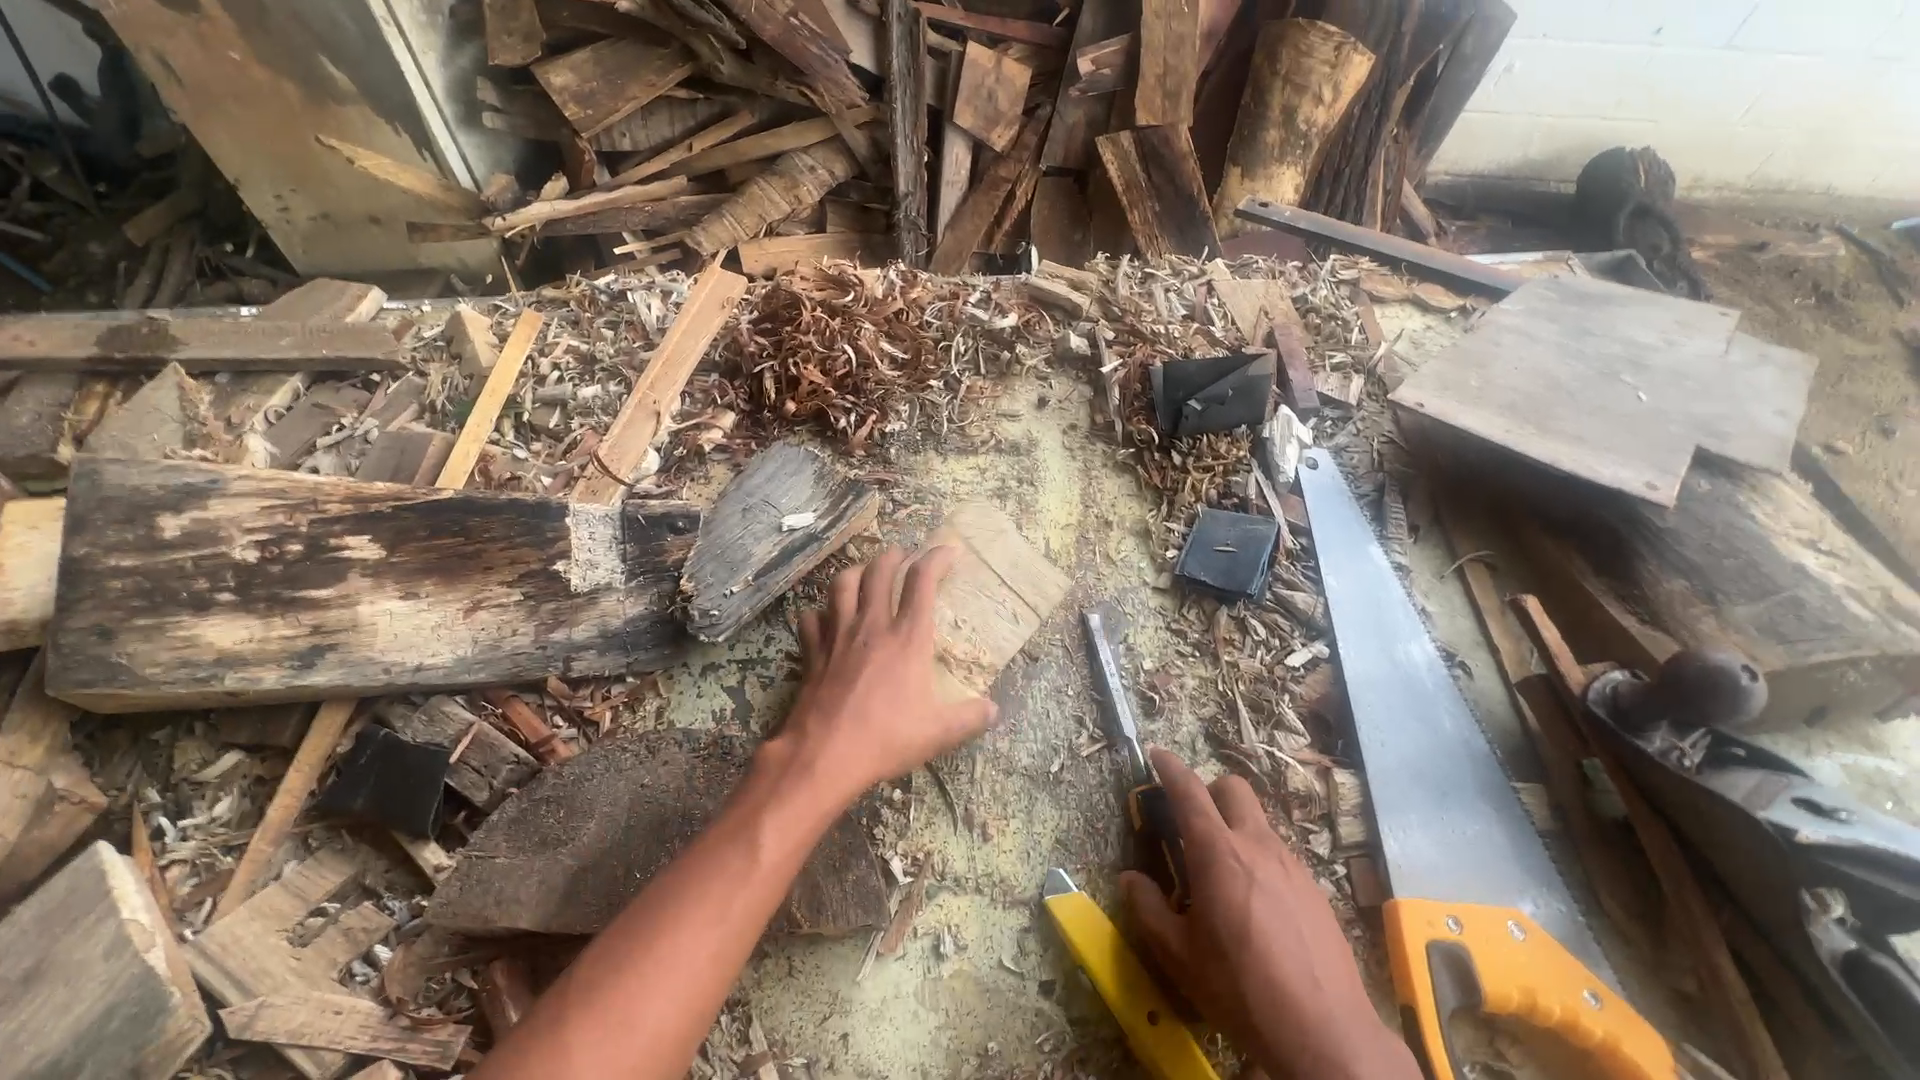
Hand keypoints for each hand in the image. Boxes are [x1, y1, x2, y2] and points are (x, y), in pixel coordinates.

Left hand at [775, 546, 997, 804]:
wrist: (824, 755)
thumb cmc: (886, 740)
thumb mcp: (939, 733)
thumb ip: (970, 718)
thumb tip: (993, 710)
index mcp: (908, 639)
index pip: (922, 581)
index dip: (937, 558)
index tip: (948, 551)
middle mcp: (872, 627)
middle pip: (879, 572)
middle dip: (893, 556)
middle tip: (903, 554)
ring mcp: (837, 638)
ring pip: (841, 586)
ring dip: (855, 571)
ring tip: (864, 572)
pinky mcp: (813, 654)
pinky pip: (811, 620)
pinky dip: (818, 612)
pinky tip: (823, 617)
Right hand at [1122, 749, 1420, 1079]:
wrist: (1324, 1030)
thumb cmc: (1239, 988)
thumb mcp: (1178, 954)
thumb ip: (1148, 908)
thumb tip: (1130, 879)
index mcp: (1218, 854)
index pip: (1189, 792)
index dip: (1170, 768)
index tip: (1157, 754)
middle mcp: (1258, 846)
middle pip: (1234, 789)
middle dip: (1209, 791)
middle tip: (1191, 822)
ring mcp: (1293, 866)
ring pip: (1259, 823)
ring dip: (1235, 830)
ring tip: (1222, 878)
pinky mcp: (1316, 890)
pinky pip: (1280, 856)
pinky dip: (1259, 861)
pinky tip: (1256, 908)